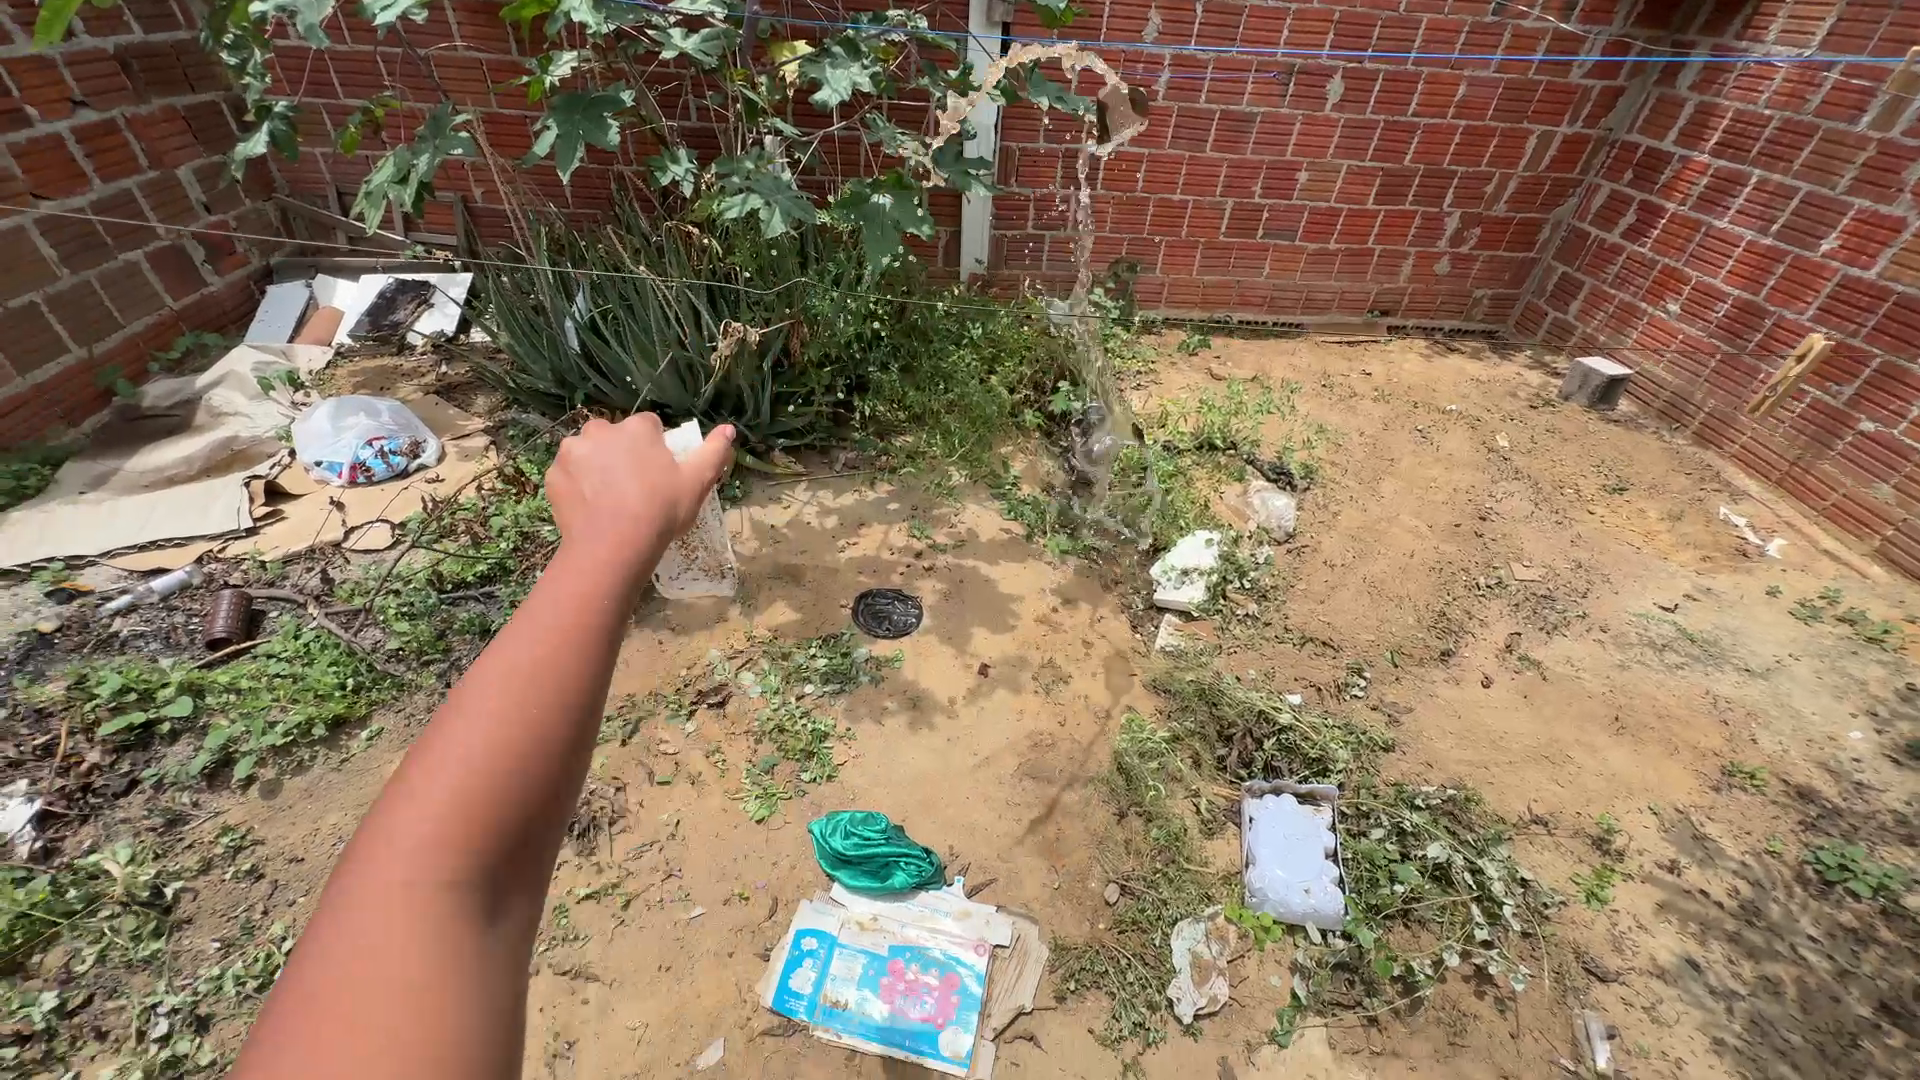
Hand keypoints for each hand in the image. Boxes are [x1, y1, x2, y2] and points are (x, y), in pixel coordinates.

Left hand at [544, 414, 734, 580]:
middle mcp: (600, 430)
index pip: (649, 425)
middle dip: (623, 452)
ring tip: (611, 498)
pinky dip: (579, 485)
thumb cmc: (661, 510)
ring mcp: (572, 452)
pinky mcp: (553, 475)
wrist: (613, 545)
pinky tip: (592, 507)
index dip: (657, 447)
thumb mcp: (697, 483)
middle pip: (615, 435)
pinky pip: (569, 474)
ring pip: (588, 452)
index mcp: (637, 428)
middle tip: (636, 486)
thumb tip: (729, 429)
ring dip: (598, 465)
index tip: (660, 472)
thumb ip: (713, 452)